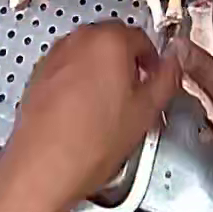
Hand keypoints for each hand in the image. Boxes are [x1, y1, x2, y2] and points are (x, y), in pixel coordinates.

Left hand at [0, 23, 179, 204]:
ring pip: (90, 54)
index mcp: (111, 40)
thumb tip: (174, 61)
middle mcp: (82, 39)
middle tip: (132, 93)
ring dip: (101, 70)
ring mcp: (56, 56)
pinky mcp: (38, 75)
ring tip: (106, 105)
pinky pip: (68, 67)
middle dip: (126, 62)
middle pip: (115, 41)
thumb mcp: (146, 111)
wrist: (38, 173)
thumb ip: (167, 77)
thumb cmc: (89, 144)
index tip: (153, 79)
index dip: (152, 61)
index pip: (142, 38)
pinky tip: (81, 112)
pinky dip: (78, 80)